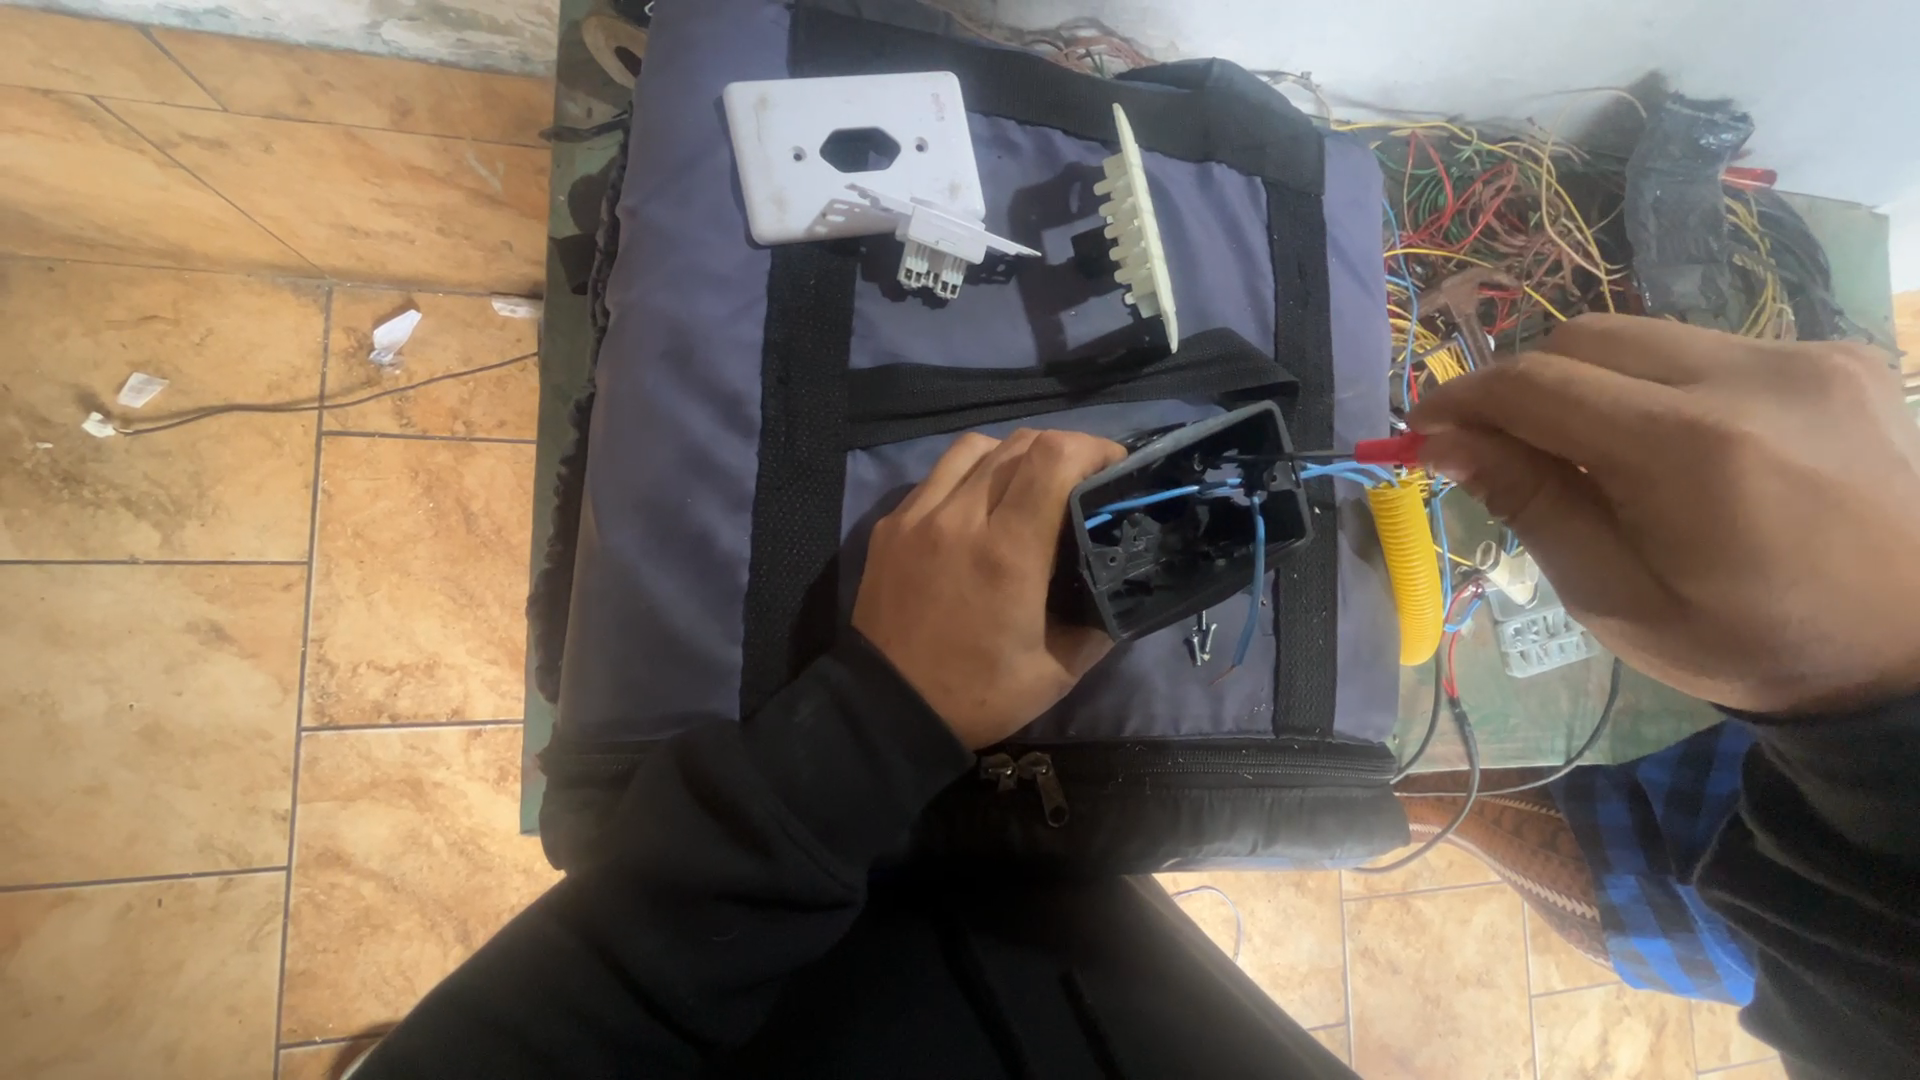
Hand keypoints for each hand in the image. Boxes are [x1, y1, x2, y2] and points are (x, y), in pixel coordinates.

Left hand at [853, 429, 1126, 747]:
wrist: (887, 709)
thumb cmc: (977, 694)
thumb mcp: (1057, 671)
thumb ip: (1098, 621)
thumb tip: (1122, 585)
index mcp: (1008, 551)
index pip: (1054, 458)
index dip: (1093, 447)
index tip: (1112, 465)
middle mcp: (960, 518)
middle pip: (1019, 444)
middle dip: (1062, 449)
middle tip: (1079, 477)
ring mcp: (918, 516)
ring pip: (974, 448)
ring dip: (1012, 453)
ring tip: (1028, 481)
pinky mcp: (890, 525)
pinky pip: (937, 475)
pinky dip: (968, 474)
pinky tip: (977, 505)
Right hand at [1411, 314, 1919, 714]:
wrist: (1918, 653)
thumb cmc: (1744, 643)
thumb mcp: (1609, 593)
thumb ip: (1528, 503)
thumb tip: (1445, 443)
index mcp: (1693, 448)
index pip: (1536, 385)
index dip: (1460, 399)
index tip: (1419, 430)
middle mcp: (1755, 377)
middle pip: (1581, 339)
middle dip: (1512, 385)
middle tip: (1483, 443)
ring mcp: (1805, 358)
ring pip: (1634, 336)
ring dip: (1572, 382)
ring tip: (1566, 449)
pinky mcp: (1833, 358)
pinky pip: (1692, 349)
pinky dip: (1635, 384)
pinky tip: (1645, 442)